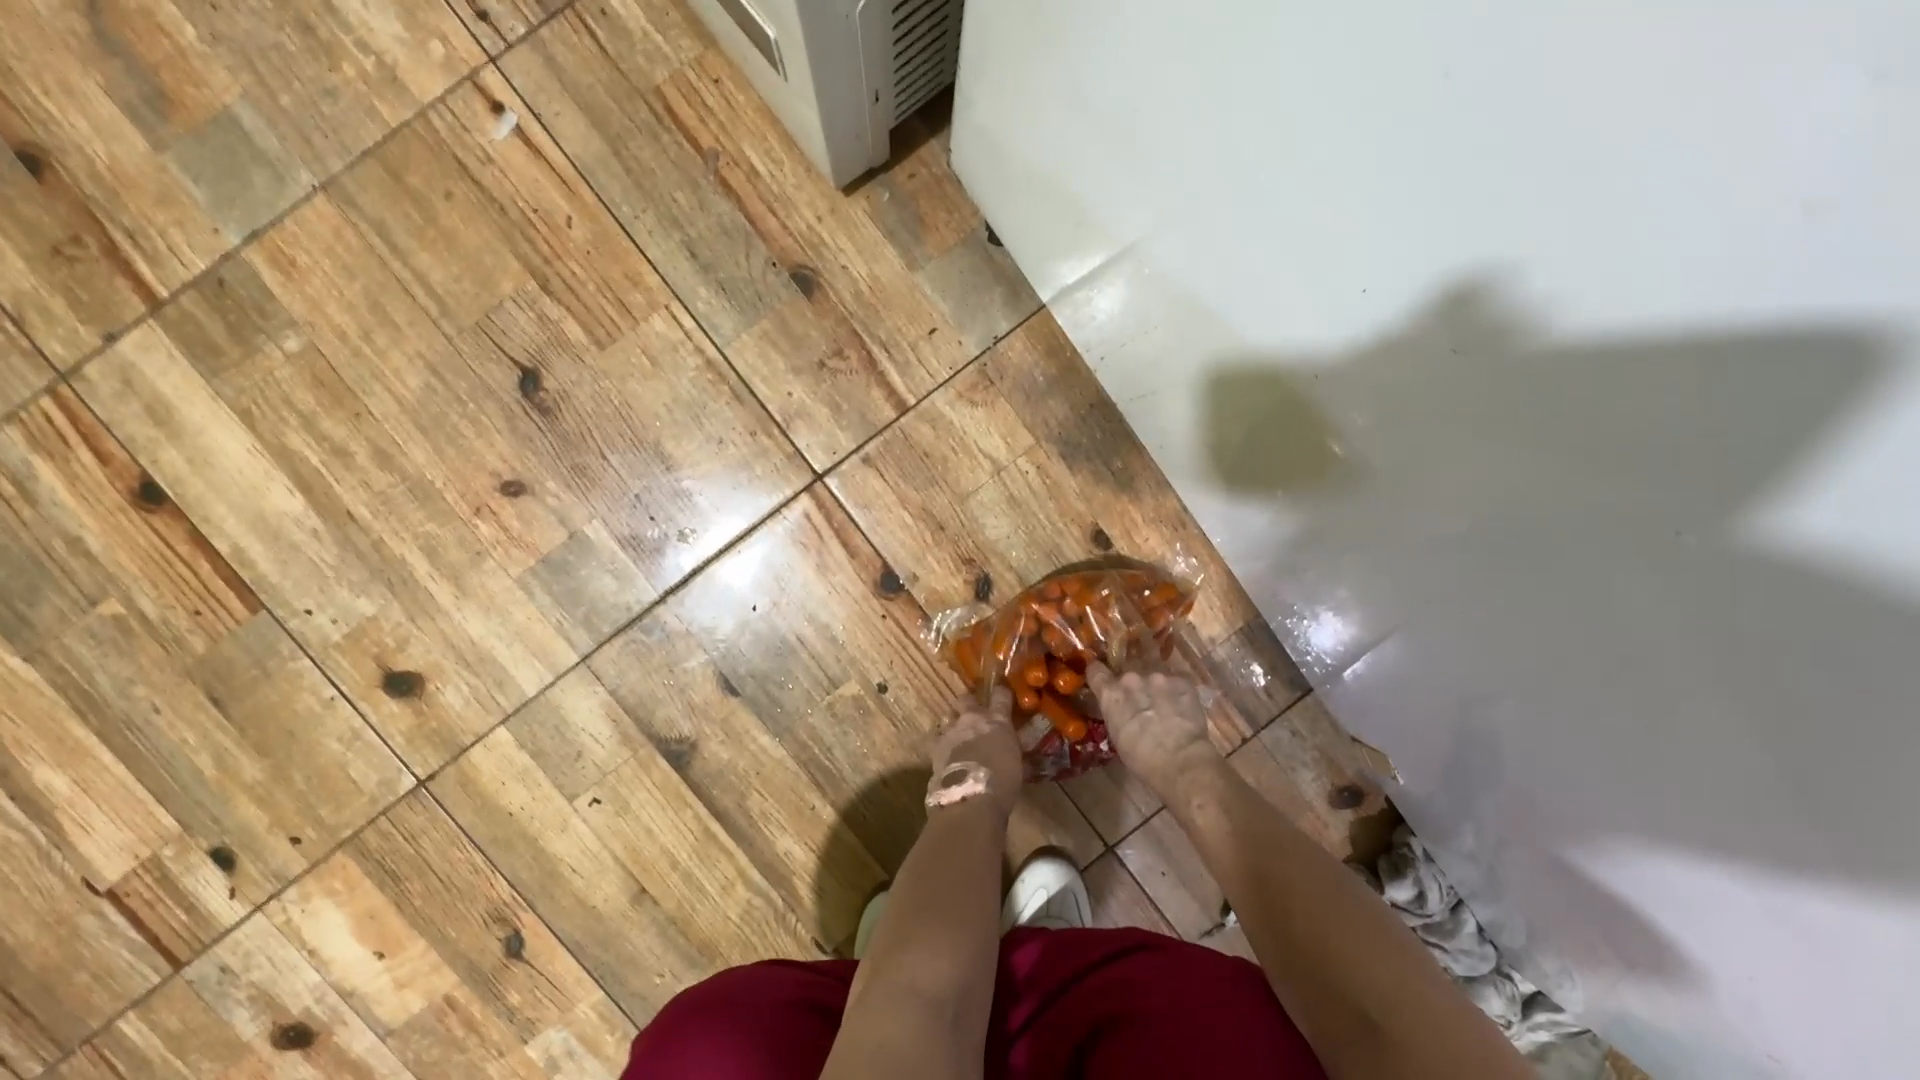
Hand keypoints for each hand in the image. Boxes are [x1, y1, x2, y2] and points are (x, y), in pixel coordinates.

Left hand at [928, 686, 1021, 821]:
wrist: (971, 797)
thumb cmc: (1003, 781)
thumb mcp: (1017, 765)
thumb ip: (1014, 754)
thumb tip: (1024, 760)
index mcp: (997, 720)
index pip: (1001, 695)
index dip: (1002, 693)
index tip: (1003, 693)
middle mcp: (972, 719)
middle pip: (966, 699)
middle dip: (969, 704)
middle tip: (973, 714)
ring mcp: (951, 732)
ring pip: (948, 718)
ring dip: (953, 725)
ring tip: (956, 736)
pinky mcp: (935, 748)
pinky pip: (936, 740)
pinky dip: (941, 745)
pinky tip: (944, 754)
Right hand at [1086, 662, 1220, 799]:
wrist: (1180, 761)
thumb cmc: (1142, 760)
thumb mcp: (1117, 737)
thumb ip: (1116, 715)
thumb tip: (1121, 713)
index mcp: (1111, 695)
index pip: (1096, 671)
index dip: (1099, 676)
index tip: (1103, 681)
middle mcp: (1131, 679)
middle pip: (1128, 677)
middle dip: (1134, 689)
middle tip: (1142, 707)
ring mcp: (1158, 678)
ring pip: (1154, 679)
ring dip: (1156, 691)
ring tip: (1166, 709)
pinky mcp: (1182, 682)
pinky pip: (1176, 683)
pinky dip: (1177, 694)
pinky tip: (1183, 710)